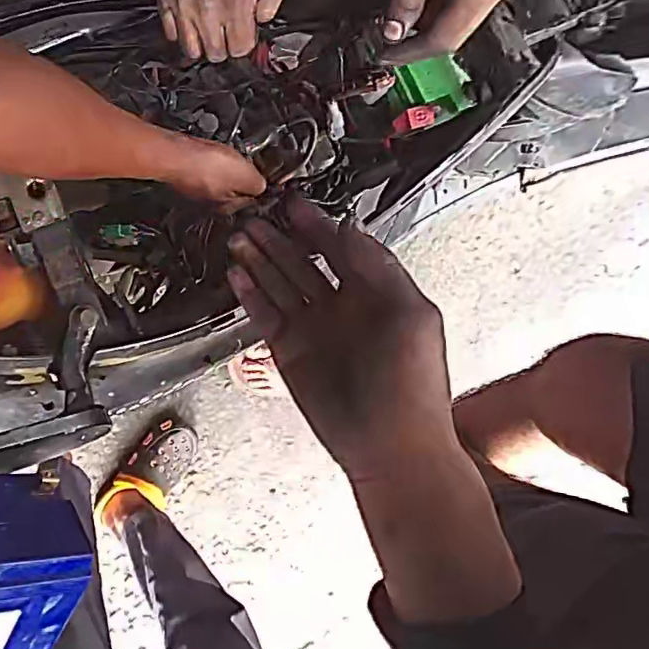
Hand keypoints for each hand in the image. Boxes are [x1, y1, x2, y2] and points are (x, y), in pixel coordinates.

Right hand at [158, 0, 293, 61]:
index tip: (243, 34)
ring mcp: (184, 2)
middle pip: (214, 53)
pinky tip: (192, 18)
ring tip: (209, 28)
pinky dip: (181, 29)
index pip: (238, 49)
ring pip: (190, 48)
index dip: (243, 43)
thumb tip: (260, 22)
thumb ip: (273, 2)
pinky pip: (169, 30)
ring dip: (202, 42)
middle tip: (227, 31)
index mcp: (235, 2)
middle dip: (224, 45)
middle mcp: (207, 6)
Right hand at [164, 136, 267, 209]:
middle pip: (232, 188)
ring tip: (224, 153)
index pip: (250, 200)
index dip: (258, 185)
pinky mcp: (182, 173)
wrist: (176, 153)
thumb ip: (259, 184)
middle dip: (239, 174)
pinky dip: (207, 157)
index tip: (261, 173)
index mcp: (226, 207)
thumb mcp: (247, 176)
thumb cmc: (206, 167)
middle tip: (243, 160)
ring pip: (216, 176)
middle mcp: (207, 202)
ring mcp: (193, 188)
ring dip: (222, 164)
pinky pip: (202, 165)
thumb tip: (263, 186)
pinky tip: (207, 151)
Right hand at [225, 198, 456, 478]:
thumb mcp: (409, 313)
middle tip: (256, 217)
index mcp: (374, 292)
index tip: (294, 204)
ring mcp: (313, 326)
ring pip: (279, 282)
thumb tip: (348, 227)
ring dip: (259, 259)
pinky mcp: (289, 349)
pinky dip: (249, 292)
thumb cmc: (411, 385)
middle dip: (279, 238)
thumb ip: (377, 266)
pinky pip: (265, 312)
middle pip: (302, 261)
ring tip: (239, 238)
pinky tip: (237, 273)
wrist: (390, 444)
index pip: (339, 247)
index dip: (315, 224)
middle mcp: (340, 305)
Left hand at [382, 0, 523, 63]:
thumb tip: (394, 28)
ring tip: (397, 23)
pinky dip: (440, 5)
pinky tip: (419, 0)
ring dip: (428, 24)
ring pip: (460, 18)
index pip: (444, 40)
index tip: (386, 55)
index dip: (410, 53)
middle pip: (455, 33)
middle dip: (419, 43)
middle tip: (388, 43)